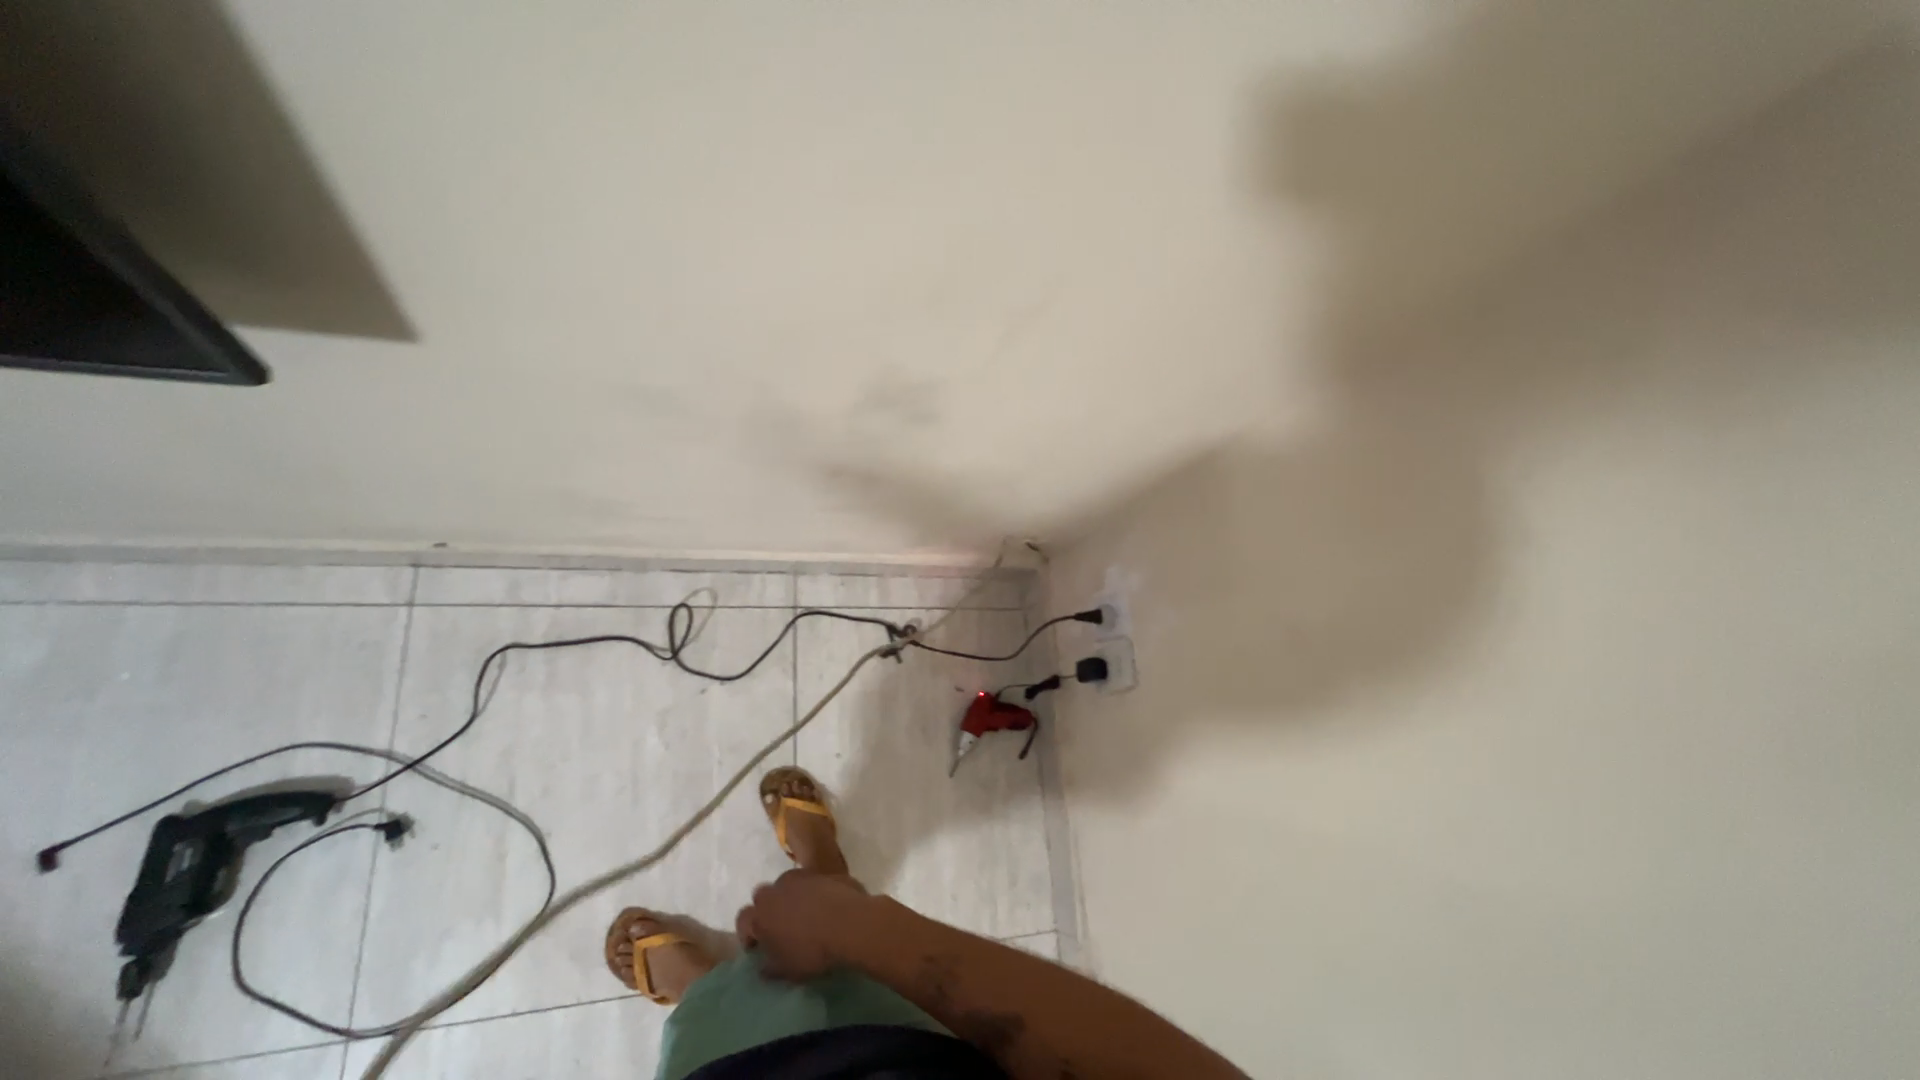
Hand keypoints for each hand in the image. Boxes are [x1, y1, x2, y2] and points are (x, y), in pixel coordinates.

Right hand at [735, 869, 878, 979]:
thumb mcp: (786, 971)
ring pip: (788, 885)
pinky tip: (828, 906)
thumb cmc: (812, 952)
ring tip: (807, 916)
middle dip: (769, 910)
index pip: (743, 919)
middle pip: (764, 897)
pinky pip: (813, 882)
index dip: (748, 933)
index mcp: (761, 914)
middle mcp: (776, 889)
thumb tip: (763, 966)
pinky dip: (815, 892)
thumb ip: (769, 968)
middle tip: (782, 929)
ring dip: (792, 897)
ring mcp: (801, 877)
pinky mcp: (824, 872)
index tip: (758, 947)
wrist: (850, 924)